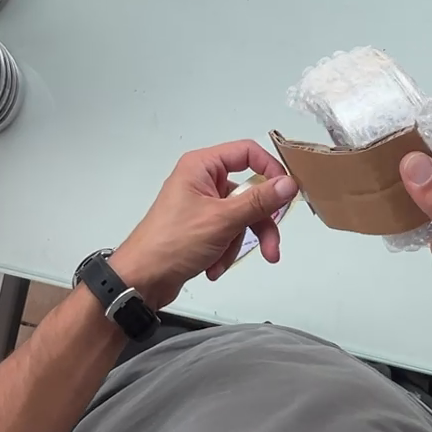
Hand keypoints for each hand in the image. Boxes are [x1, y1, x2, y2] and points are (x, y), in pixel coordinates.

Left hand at [110, 141, 297, 308]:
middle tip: (272, 247)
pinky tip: (212, 267)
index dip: (270, 169)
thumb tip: (289, 183)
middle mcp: (201, 180)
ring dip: (238, 242)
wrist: (142, 279)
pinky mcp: (200, 226)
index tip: (287, 193)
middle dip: (259, 223)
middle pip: (248, 191)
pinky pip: (227, 232)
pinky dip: (225, 251)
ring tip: (225, 263)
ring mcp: (200, 203)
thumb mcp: (223, 220)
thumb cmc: (175, 242)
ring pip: (240, 216)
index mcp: (201, 166)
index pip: (246, 152)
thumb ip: (259, 201)